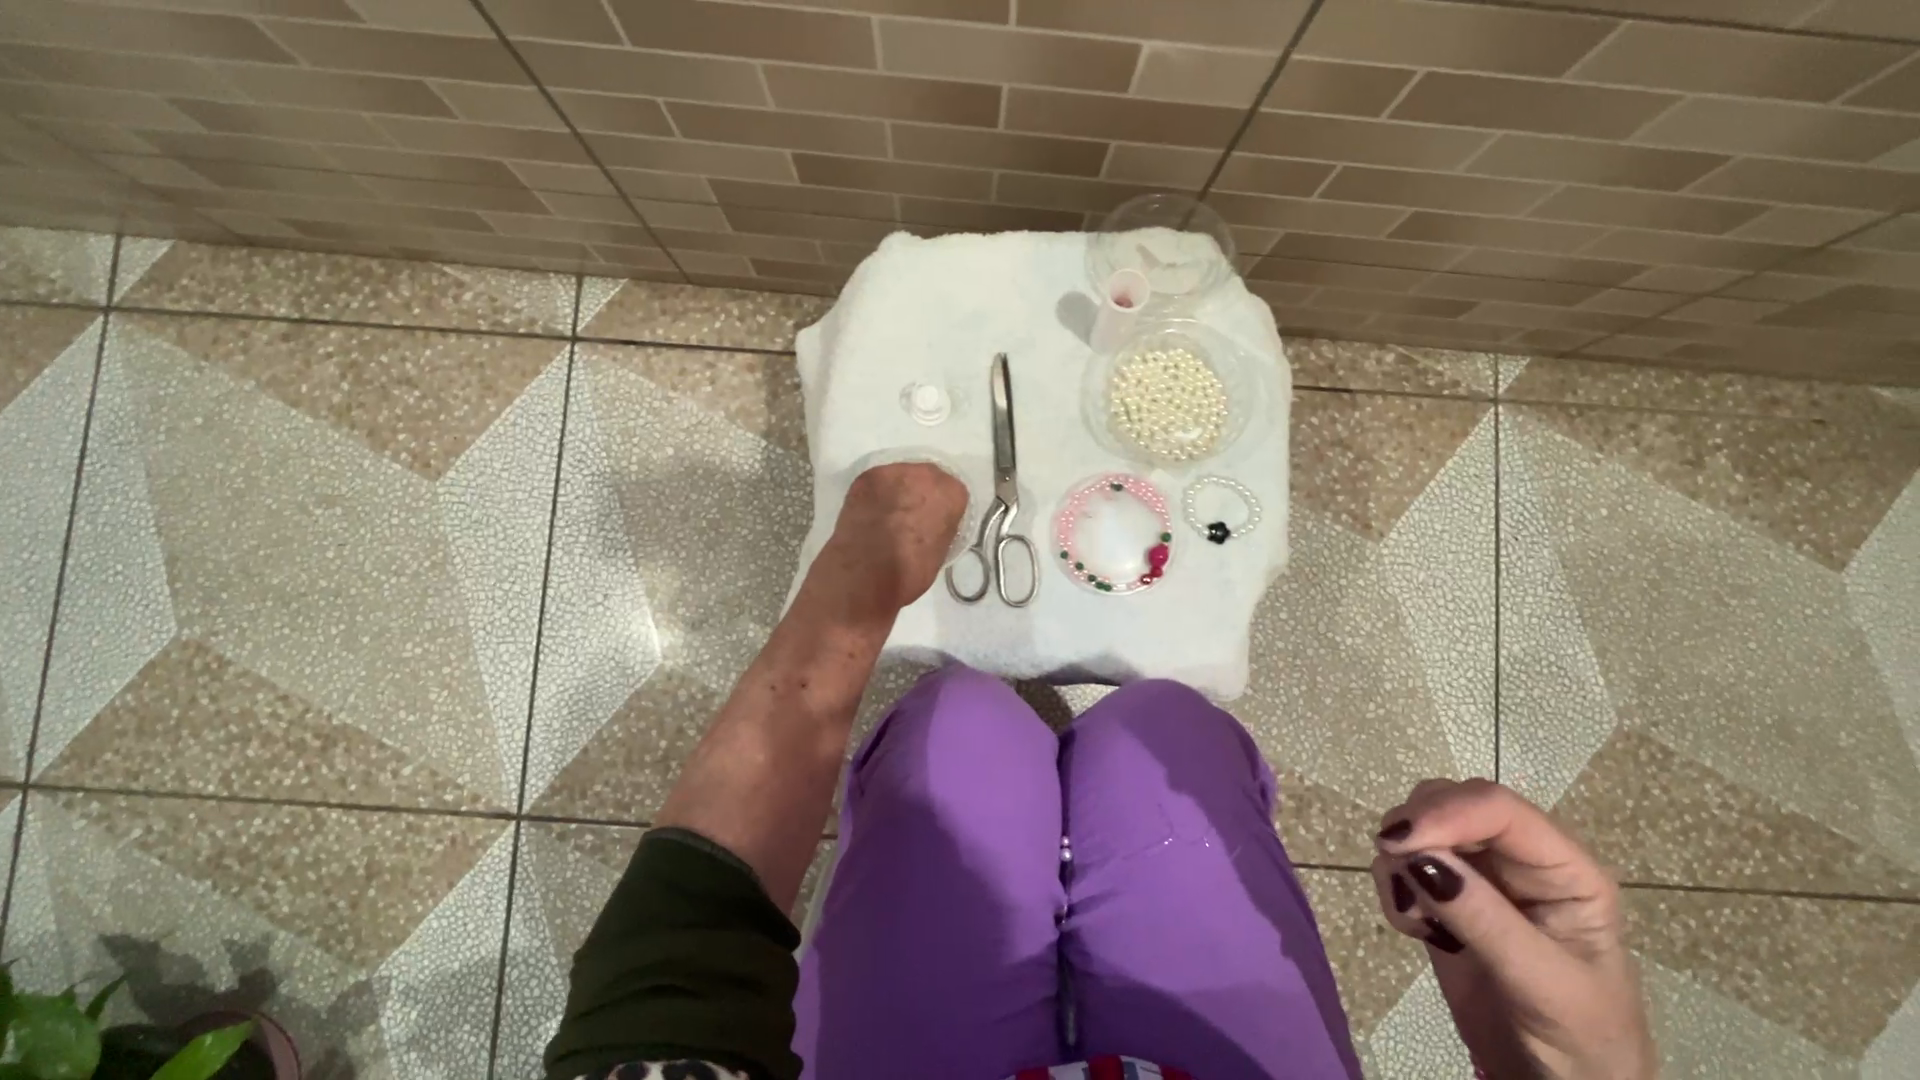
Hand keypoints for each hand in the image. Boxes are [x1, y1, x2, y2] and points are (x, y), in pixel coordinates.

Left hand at [809, 462, 967, 616]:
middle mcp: (925, 474)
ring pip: (898, 477)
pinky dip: (874, 496)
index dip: (939, 507)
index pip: (951, 492)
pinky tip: (870, 513)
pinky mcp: (865, 478)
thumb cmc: (911, 570)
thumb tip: (928, 522)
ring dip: (895, 491)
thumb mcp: (941, 548)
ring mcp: (893, 472)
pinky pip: (875, 483)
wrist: (869, 572)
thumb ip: (940, 524)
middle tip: (908, 515)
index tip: (931, 520)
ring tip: (886, 514)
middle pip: (925, 477)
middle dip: (918, 493)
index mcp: (951, 492)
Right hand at [1369, 779, 1656, 1079]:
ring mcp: (1481, 878)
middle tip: (1398, 875)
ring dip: (1400, 860)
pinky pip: (1403, 864)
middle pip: (1452, 803)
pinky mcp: (1445, 898)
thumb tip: (1415, 857)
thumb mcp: (1543, 983)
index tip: (1397, 843)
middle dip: (1416, 829)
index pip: (1498, 808)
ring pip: (1420, 827)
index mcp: (1565, 869)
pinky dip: (1392, 885)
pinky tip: (1412, 926)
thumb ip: (1483, 918)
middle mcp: (1520, 860)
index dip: (1445, 813)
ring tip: (1414, 916)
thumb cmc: (1581, 1041)